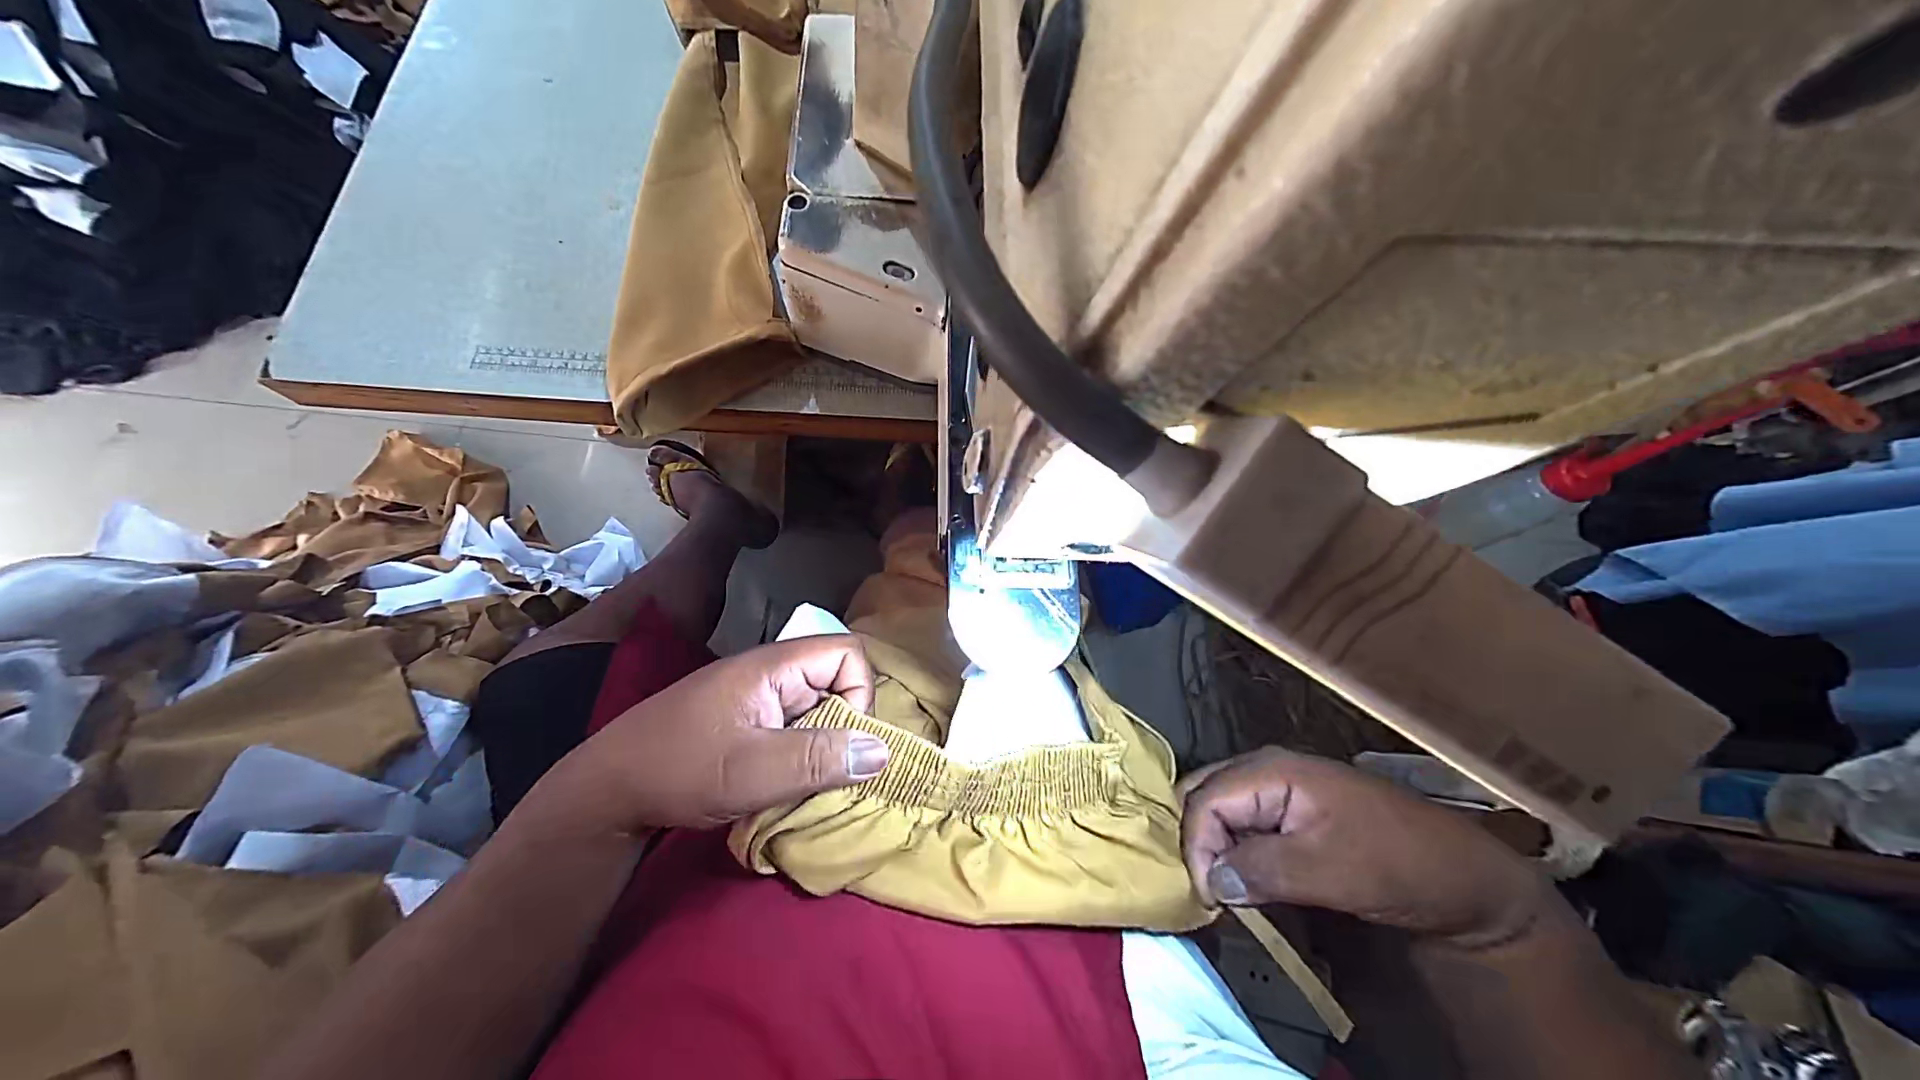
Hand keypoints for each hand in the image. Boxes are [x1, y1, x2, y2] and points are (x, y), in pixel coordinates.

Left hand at [522, 636, 887, 834]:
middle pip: (835, 680)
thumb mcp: (751, 771)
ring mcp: (754, 696)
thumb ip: (817, 758)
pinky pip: (792, 725)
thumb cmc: (677, 770)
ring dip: (819, 745)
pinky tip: (779, 783)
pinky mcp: (743, 720)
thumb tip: (883, 750)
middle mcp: (768, 672)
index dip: (859, 691)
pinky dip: (797, 753)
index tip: (842, 739)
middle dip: (841, 726)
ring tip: (800, 782)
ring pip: (815, 707)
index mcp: (772, 666)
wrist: (605, 789)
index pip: (846, 652)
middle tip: (823, 771)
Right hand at [1179, 748, 1556, 949]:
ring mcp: (1277, 790)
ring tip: (1215, 891)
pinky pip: (1241, 827)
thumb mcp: (1331, 870)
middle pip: (1202, 797)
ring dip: (1210, 849)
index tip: (1208, 899)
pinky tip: (1237, 882)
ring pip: (1218, 812)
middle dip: (1193, 841)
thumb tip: (1211, 881)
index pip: (1204, 800)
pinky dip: (1231, 853)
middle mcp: (1265, 771)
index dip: (1196, 847)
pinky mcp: (1288, 815)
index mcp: (1270, 770)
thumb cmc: (1400, 863)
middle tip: (1201, 891)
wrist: (1469, 878)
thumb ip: (1263, 869)